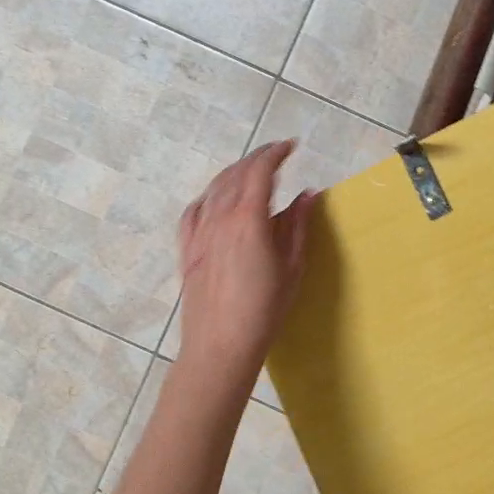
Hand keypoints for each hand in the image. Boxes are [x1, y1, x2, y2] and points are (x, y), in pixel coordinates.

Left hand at [173, 140, 316, 386]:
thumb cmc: (264, 309)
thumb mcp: (292, 267)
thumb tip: (306, 194)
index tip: (291, 146)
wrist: (219, 347)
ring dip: (235, 172)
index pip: (260, 171)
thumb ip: (298, 226)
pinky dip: (209, 195)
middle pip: (236, 174)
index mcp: (248, 219)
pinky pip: (194, 211)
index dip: (276, 153)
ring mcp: (200, 233)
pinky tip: (217, 198)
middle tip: (277, 154)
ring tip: (252, 169)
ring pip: (215, 188)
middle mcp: (220, 218)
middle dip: (257, 158)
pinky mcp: (187, 250)